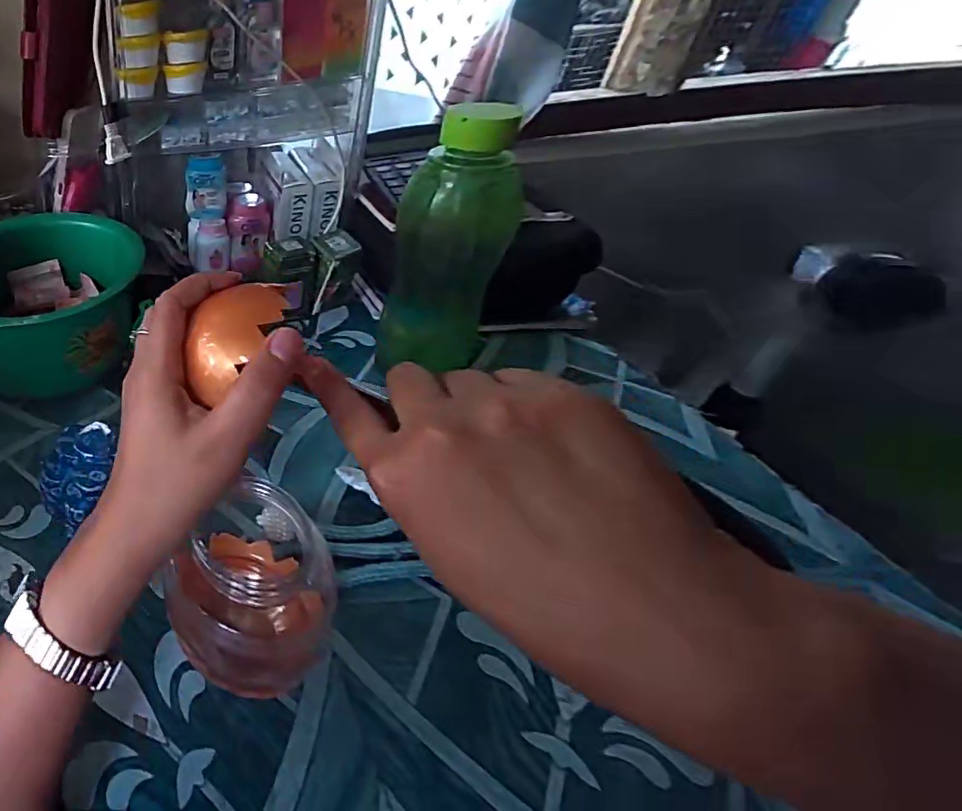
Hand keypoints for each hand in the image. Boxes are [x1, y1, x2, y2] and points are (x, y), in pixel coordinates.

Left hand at [103, 272, 307, 568]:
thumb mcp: (229, 436)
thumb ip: (261, 386)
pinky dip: (200, 356)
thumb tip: (290, 335)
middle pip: (168, 319)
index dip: (201, 283)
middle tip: (250, 304)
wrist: (135, 529)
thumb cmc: (179, 483)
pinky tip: (228, 377)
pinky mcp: (150, 410)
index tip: (240, 280)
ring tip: (244, 333)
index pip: (168, 305)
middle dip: (205, 302)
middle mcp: (141, 372)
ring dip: (202, 329)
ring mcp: (142, 392)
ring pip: (170, 344)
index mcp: (152, 369)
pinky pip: (174, 367)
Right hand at [301, 360, 777, 713]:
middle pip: (410, 376)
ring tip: (529, 446)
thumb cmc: (536, 603)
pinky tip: (570, 444)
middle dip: (429, 400)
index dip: (330, 383)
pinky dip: (534, 403)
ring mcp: (499, 403)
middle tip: (467, 436)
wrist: (666, 617)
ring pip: (470, 376)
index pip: (348, 410)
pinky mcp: (562, 392)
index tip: (309, 359)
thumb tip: (417, 448)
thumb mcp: (442, 546)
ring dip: (483, 401)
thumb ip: (414, 483)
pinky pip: (524, 380)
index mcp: (399, 474)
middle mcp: (436, 427)